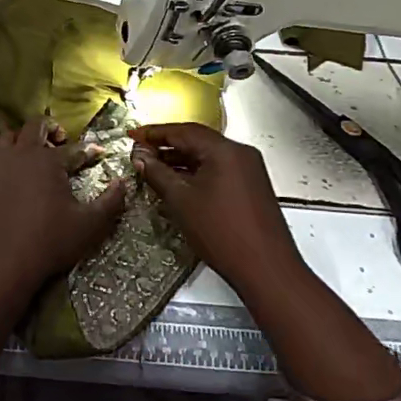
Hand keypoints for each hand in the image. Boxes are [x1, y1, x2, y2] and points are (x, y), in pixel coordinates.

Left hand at [0, 120, 125, 299]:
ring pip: (6, 137)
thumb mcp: (89, 225)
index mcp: (47, 161)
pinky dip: (1, 160)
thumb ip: (111, 201)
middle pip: (33, 126)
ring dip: (20, 139)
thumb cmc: (48, 242)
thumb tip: (122, 182)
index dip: (90, 151)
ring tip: (31, 153)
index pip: (74, 149)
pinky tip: (8, 176)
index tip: (99, 153)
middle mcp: (19, 154)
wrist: (1, 262)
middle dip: (50, 129)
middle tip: (60, 142)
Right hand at [130, 124, 306, 291]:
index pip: (182, 131)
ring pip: (207, 156)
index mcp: (224, 150)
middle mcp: (240, 154)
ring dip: (180, 160)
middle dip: (166, 145)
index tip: (133, 136)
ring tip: (153, 168)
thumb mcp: (180, 200)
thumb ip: (157, 173)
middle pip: (196, 140)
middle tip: (140, 151)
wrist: (266, 270)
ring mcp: (249, 170)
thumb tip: (140, 158)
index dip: (153, 133)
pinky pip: (218, 169)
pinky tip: (177, 183)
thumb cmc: (222, 233)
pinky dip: (196, 172)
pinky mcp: (252, 187)